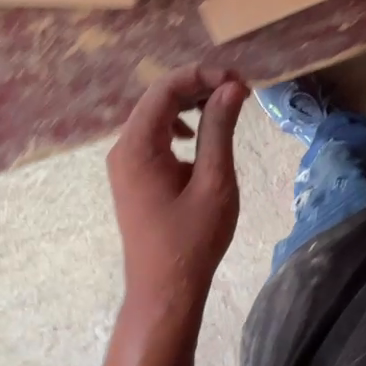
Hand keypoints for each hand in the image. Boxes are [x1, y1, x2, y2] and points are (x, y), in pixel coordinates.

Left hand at [106, 66, 250, 314]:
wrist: (165, 290)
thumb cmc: (192, 239)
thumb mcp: (214, 180)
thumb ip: (220, 129)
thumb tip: (232, 87)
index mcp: (138, 146)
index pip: (166, 89)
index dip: (204, 75)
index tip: (241, 83)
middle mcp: (124, 148)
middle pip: (159, 96)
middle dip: (200, 85)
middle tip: (241, 91)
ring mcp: (126, 162)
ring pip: (157, 113)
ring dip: (192, 102)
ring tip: (228, 106)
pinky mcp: (135, 174)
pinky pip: (155, 133)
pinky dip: (182, 122)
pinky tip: (202, 134)